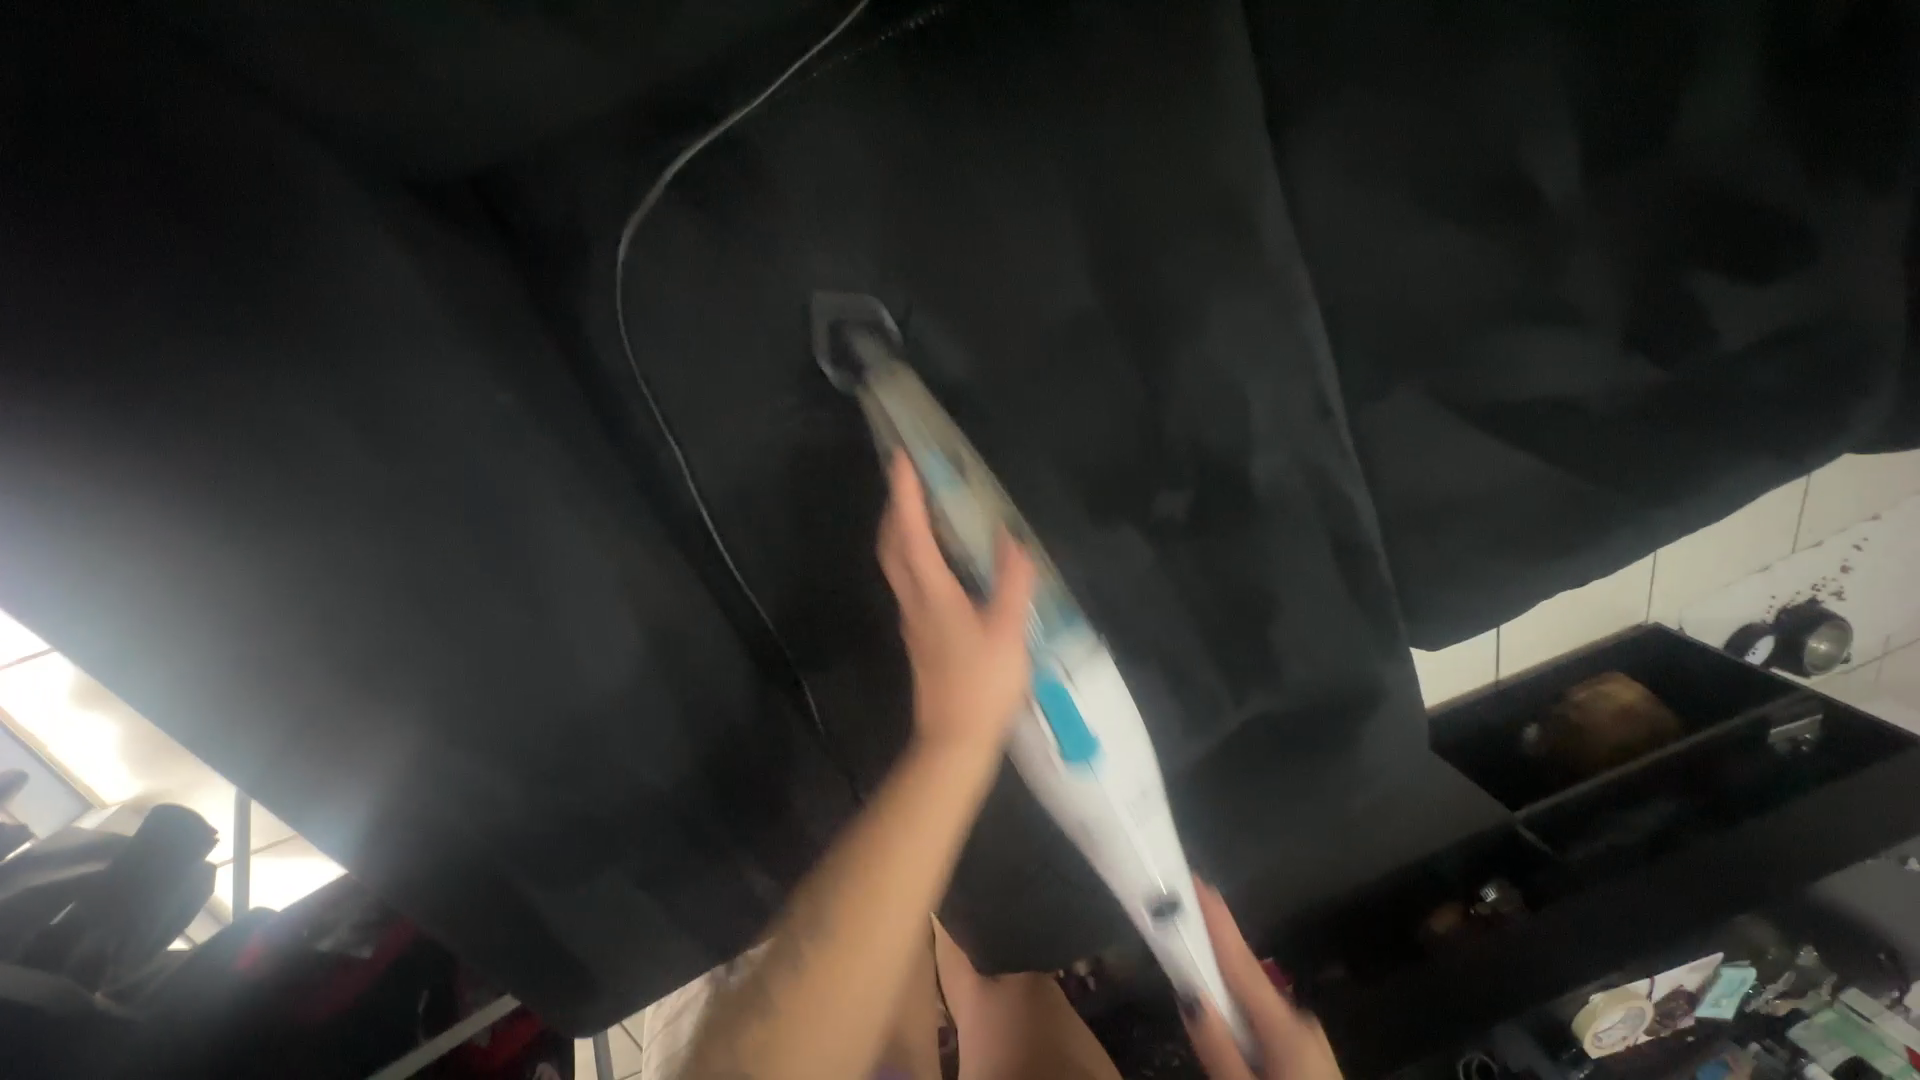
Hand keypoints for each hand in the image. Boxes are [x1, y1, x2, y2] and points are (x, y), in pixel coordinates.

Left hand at [877, 451, 1037, 754]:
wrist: (953, 740)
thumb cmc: (982, 685)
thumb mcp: (1009, 632)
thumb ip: (1011, 582)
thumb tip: (1009, 537)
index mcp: (933, 593)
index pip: (911, 532)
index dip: (906, 494)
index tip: (901, 459)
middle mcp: (913, 600)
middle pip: (891, 544)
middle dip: (894, 506)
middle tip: (906, 477)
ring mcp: (911, 620)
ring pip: (894, 563)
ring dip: (899, 529)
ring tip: (917, 507)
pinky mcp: (918, 636)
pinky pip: (906, 580)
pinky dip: (911, 554)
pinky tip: (933, 558)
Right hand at [1183, 880, 1343, 1079]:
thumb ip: (1217, 1049)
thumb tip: (1189, 993)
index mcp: (1285, 1027)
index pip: (1239, 959)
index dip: (1215, 918)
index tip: (1193, 878)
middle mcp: (1302, 1023)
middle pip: (1245, 981)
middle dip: (1210, 958)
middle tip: (1174, 936)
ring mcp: (1312, 1043)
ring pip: (1254, 1009)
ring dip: (1223, 996)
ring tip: (1191, 986)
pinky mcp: (1313, 1063)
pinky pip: (1266, 1029)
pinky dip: (1241, 1021)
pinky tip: (1227, 1035)